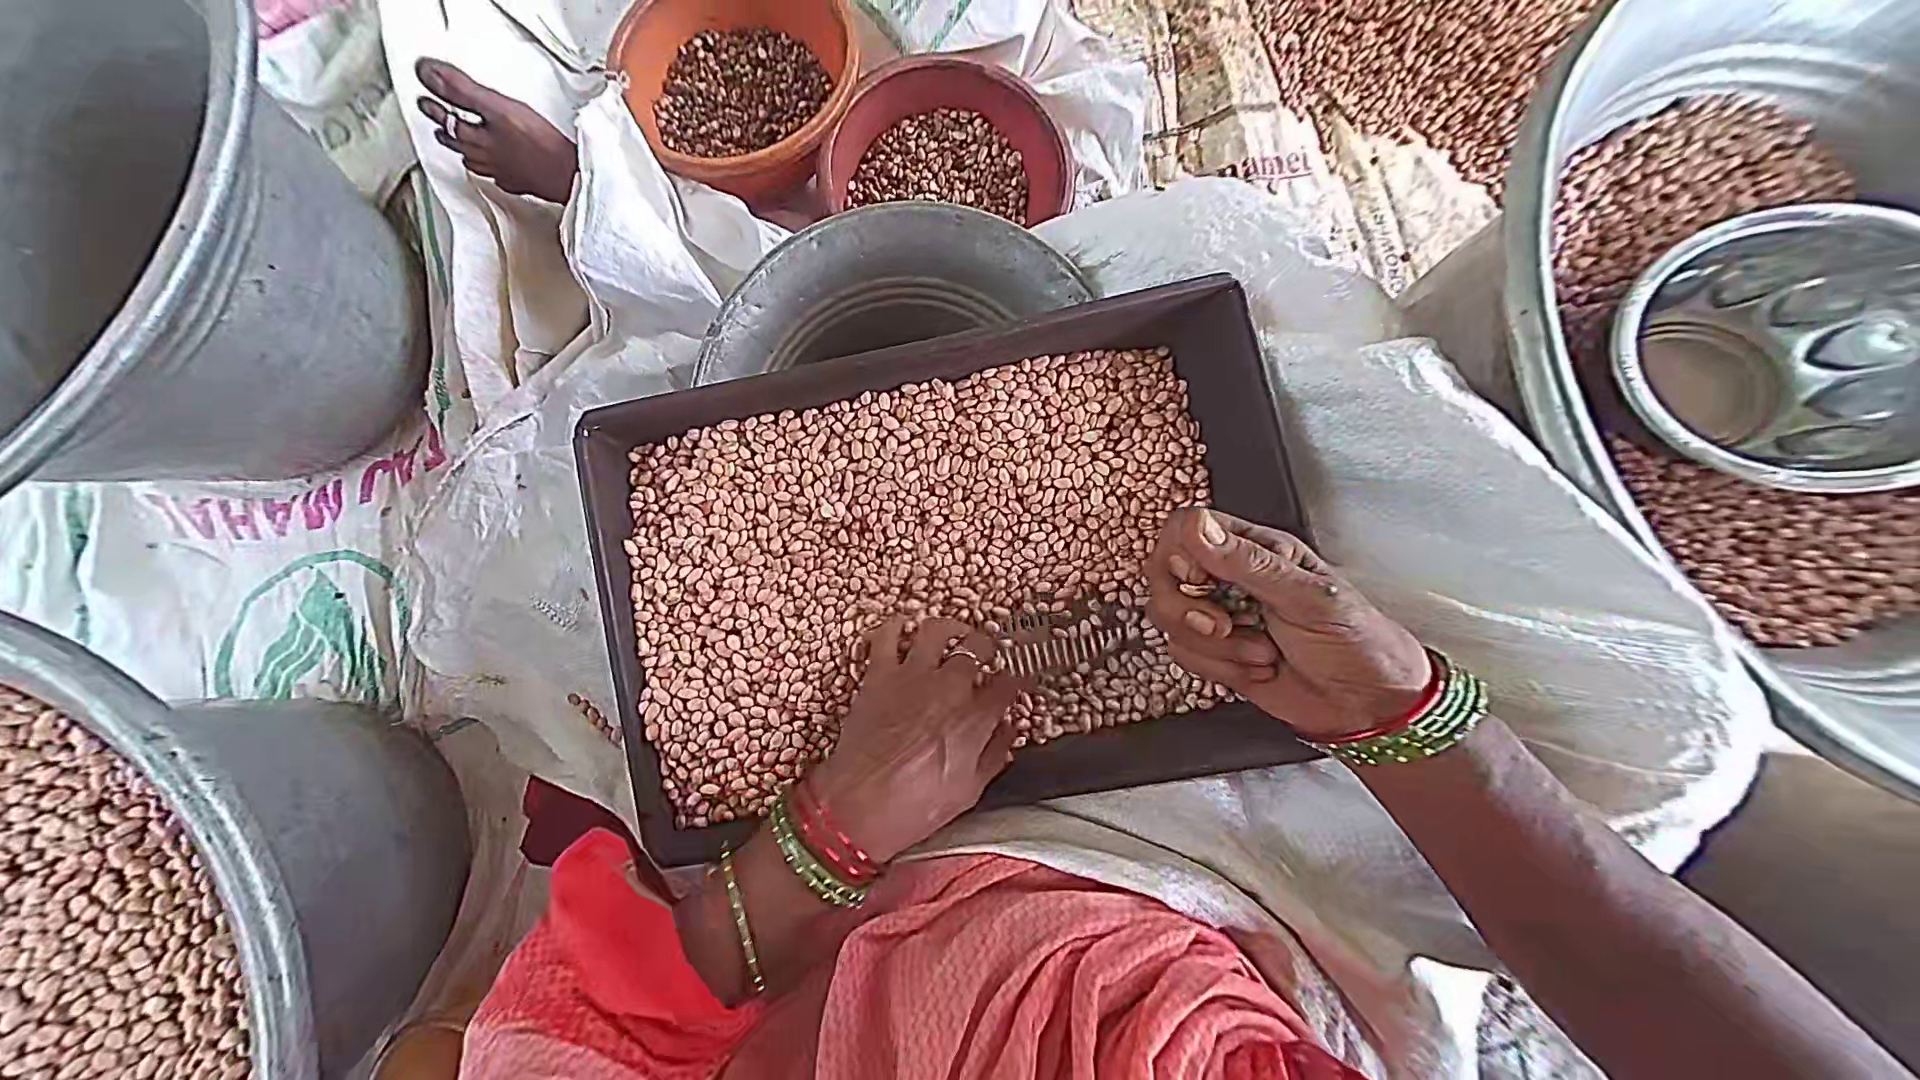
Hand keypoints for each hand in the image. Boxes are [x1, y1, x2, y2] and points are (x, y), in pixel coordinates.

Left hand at [415, 58, 579, 202]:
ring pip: (477, 165)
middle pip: (459, 145)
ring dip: (467, 156)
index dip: (434, 108)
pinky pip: (502, 180)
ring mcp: (505, 174)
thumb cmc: (540, 145)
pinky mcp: (524, 185)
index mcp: (477, 139)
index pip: (447, 120)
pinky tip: (497, 173)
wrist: (571, 177)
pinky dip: (494, 175)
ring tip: (463, 150)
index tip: (425, 101)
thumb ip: (461, 91)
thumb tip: (428, 73)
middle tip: (439, 127)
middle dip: (447, 134)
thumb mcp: (498, 107)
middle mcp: (486, 159)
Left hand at [805, 618, 1025, 862]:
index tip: (1014, 683)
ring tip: (954, 634)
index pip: (1006, 685)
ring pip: (938, 630)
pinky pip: (889, 636)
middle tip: (986, 655)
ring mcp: (912, 676)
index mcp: (974, 718)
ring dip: (951, 628)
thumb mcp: (968, 790)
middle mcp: (948, 688)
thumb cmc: (914, 806)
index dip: (1015, 681)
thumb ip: (994, 754)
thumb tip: (1008, 730)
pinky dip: (897, 627)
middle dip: (987, 648)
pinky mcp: (879, 674)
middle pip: (977, 648)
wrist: (857, 806)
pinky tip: (904, 629)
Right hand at [1146, 508, 1430, 737]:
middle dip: (1186, 609)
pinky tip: (1257, 667)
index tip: (1199, 580)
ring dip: (1213, 646)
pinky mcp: (1213, 652)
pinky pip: (1182, 654)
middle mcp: (1227, 577)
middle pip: (1163, 574)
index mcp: (1252, 548)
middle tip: (1222, 625)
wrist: (1372, 706)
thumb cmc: (1357, 640)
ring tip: (1260, 651)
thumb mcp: (1307, 597)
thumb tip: (1197, 526)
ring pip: (1167, 617)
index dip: (1179, 554)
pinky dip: (1218, 668)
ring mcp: (1217, 615)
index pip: (1185, 529)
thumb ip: (1246, 561)